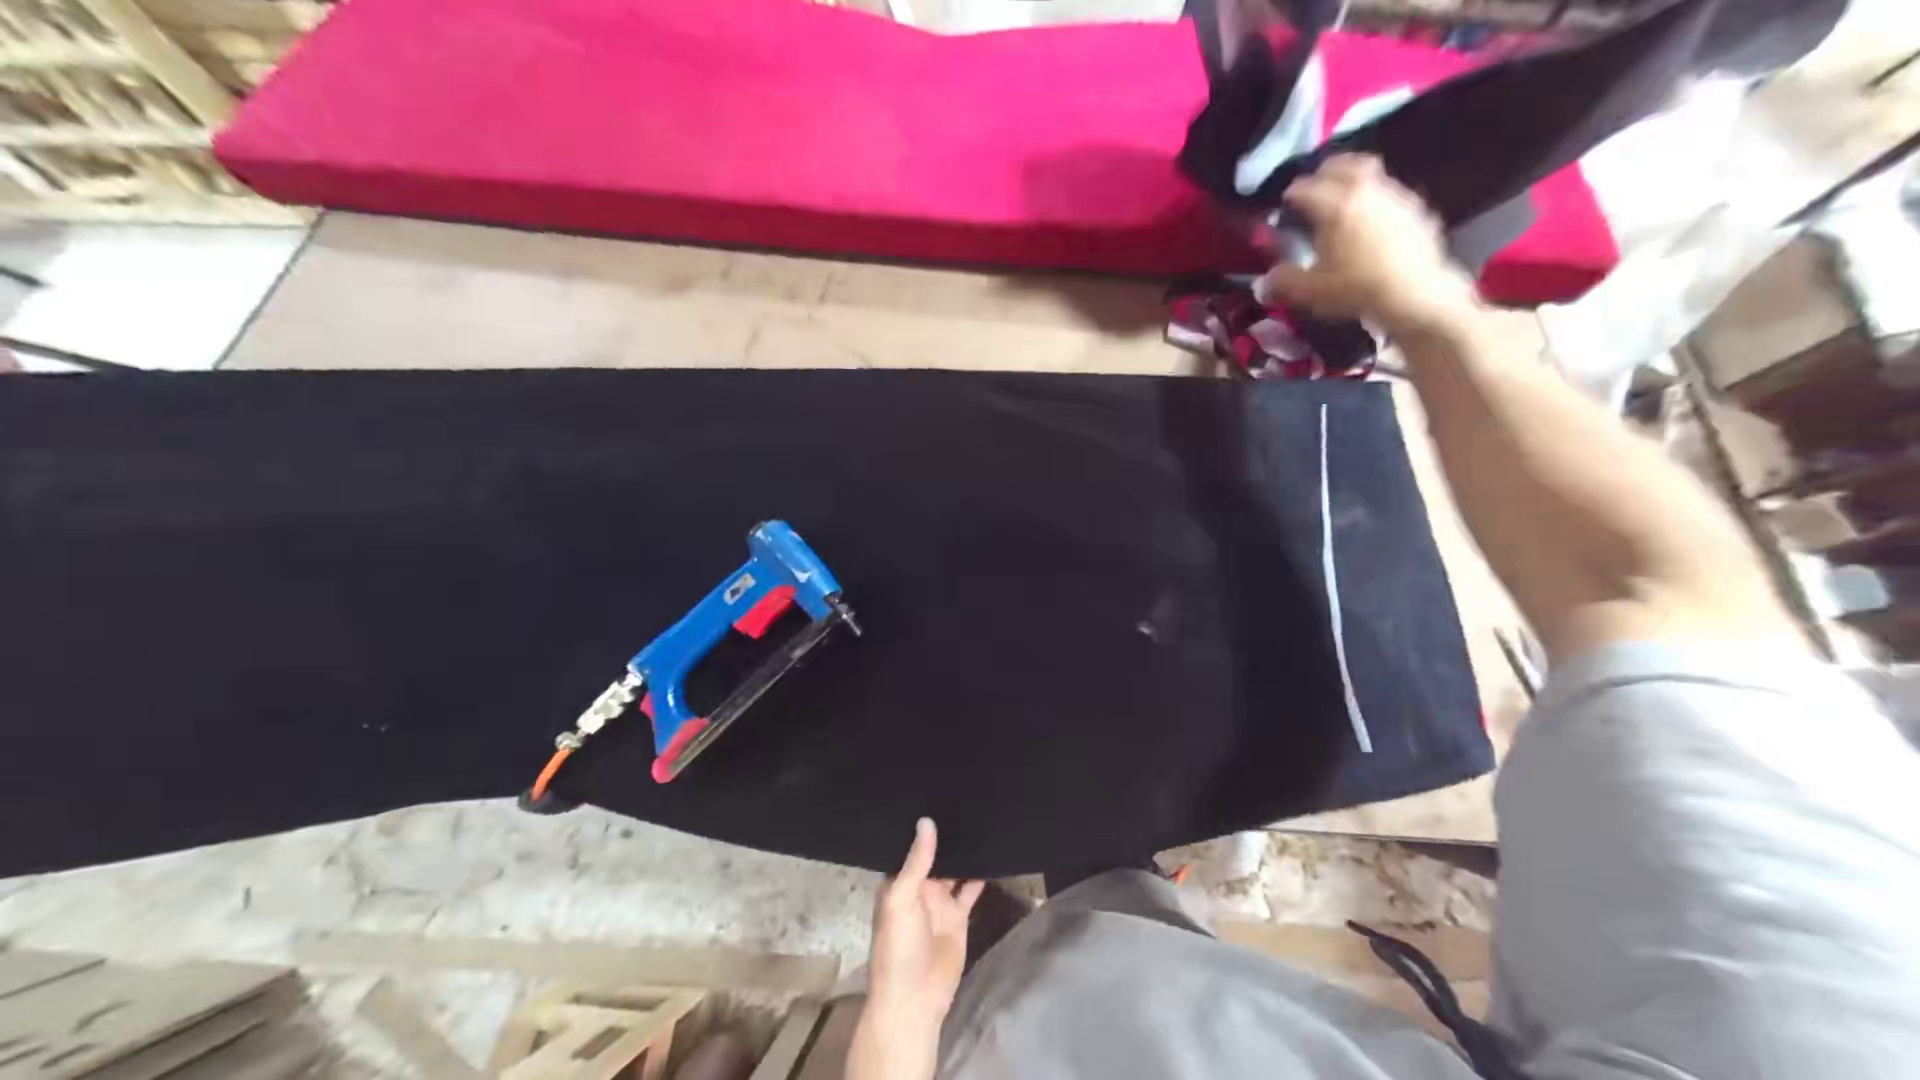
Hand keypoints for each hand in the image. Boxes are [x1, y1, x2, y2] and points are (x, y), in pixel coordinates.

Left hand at [846, 819, 983, 1079]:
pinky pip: (970, 889)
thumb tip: (927, 821)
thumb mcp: (902, 899)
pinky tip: (993, 852)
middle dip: (947, 834)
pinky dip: (981, 874)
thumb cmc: (898, 947)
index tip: (935, 792)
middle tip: (967, 798)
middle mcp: (918, 887)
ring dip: (964, 851)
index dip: (921, 825)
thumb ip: (917, 861)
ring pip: (954, 868)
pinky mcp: (958, 916)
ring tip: (981, 816)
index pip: (910, 846)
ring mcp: (939, 901)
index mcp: (897, 881)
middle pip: (935, 854)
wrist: (915, 1000)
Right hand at [1263, 154, 1478, 334]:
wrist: (1414, 293)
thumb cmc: (1356, 289)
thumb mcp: (1310, 291)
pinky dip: (1375, 200)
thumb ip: (1283, 282)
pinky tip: (1370, 223)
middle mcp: (1365, 190)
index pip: (1304, 187)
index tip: (1284, 207)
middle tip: (1314, 189)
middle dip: (1324, 173)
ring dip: (1352, 183)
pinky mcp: (1415, 208)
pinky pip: (1389, 194)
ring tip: (1342, 204)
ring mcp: (1394, 196)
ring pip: (1369, 174)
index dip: (1290, 196)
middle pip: (1342, 165)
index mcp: (1335, 206)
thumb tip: (1264, 282)